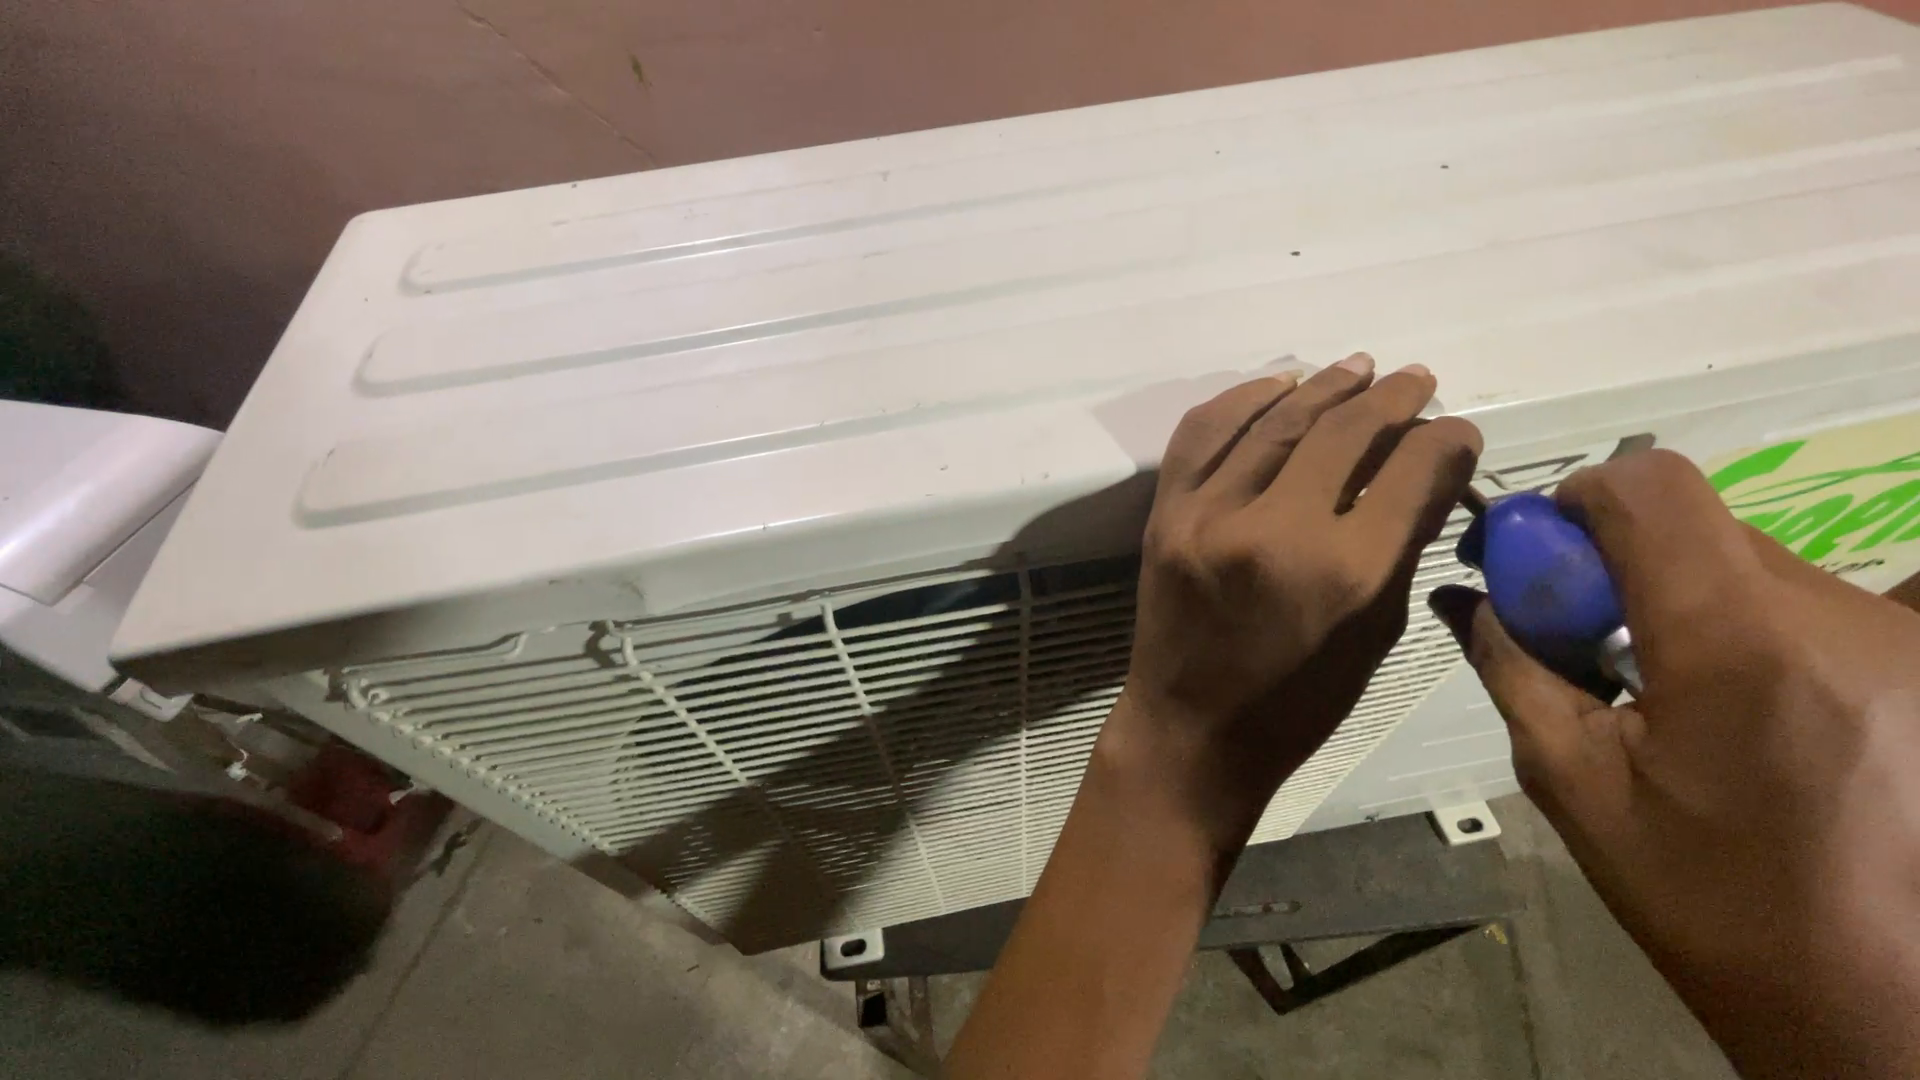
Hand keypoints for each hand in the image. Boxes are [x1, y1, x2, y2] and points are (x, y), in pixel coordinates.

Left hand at [1109, 354, 1480, 849]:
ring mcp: (1207, 516)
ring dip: (1322, 386)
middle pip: (1344, 432)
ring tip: (1356, 368)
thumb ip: (1402, 544)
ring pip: (1274, 421)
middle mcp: (1275, 530)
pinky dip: (1243, 399)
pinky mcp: (1164, 514)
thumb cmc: (1296, 701)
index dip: (1447, 439)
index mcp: (1345, 573)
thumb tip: (1428, 466)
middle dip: (1391, 398)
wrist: (1189, 729)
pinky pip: (1201, 433)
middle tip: (1415, 380)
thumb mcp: (1375, 634)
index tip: (1457, 429)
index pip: (1412, 470)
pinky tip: (1278, 385)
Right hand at [1429, 450, 1919, 1079]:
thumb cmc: (1700, 892)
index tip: (1540, 559)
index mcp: (1736, 642)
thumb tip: (1460, 595)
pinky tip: (1734, 708)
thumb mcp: (1569, 777)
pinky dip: (1737, 622)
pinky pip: (1801, 599)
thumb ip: (1511, 664)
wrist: (1881, 1002)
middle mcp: (1841, 618)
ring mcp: (1904, 639)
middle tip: (1580, 639)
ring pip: (1747, 559)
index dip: (1576, 498)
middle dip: (1617, 559)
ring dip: (1678, 594)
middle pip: (1694, 523)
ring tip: (1659, 686)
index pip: (1651, 486)